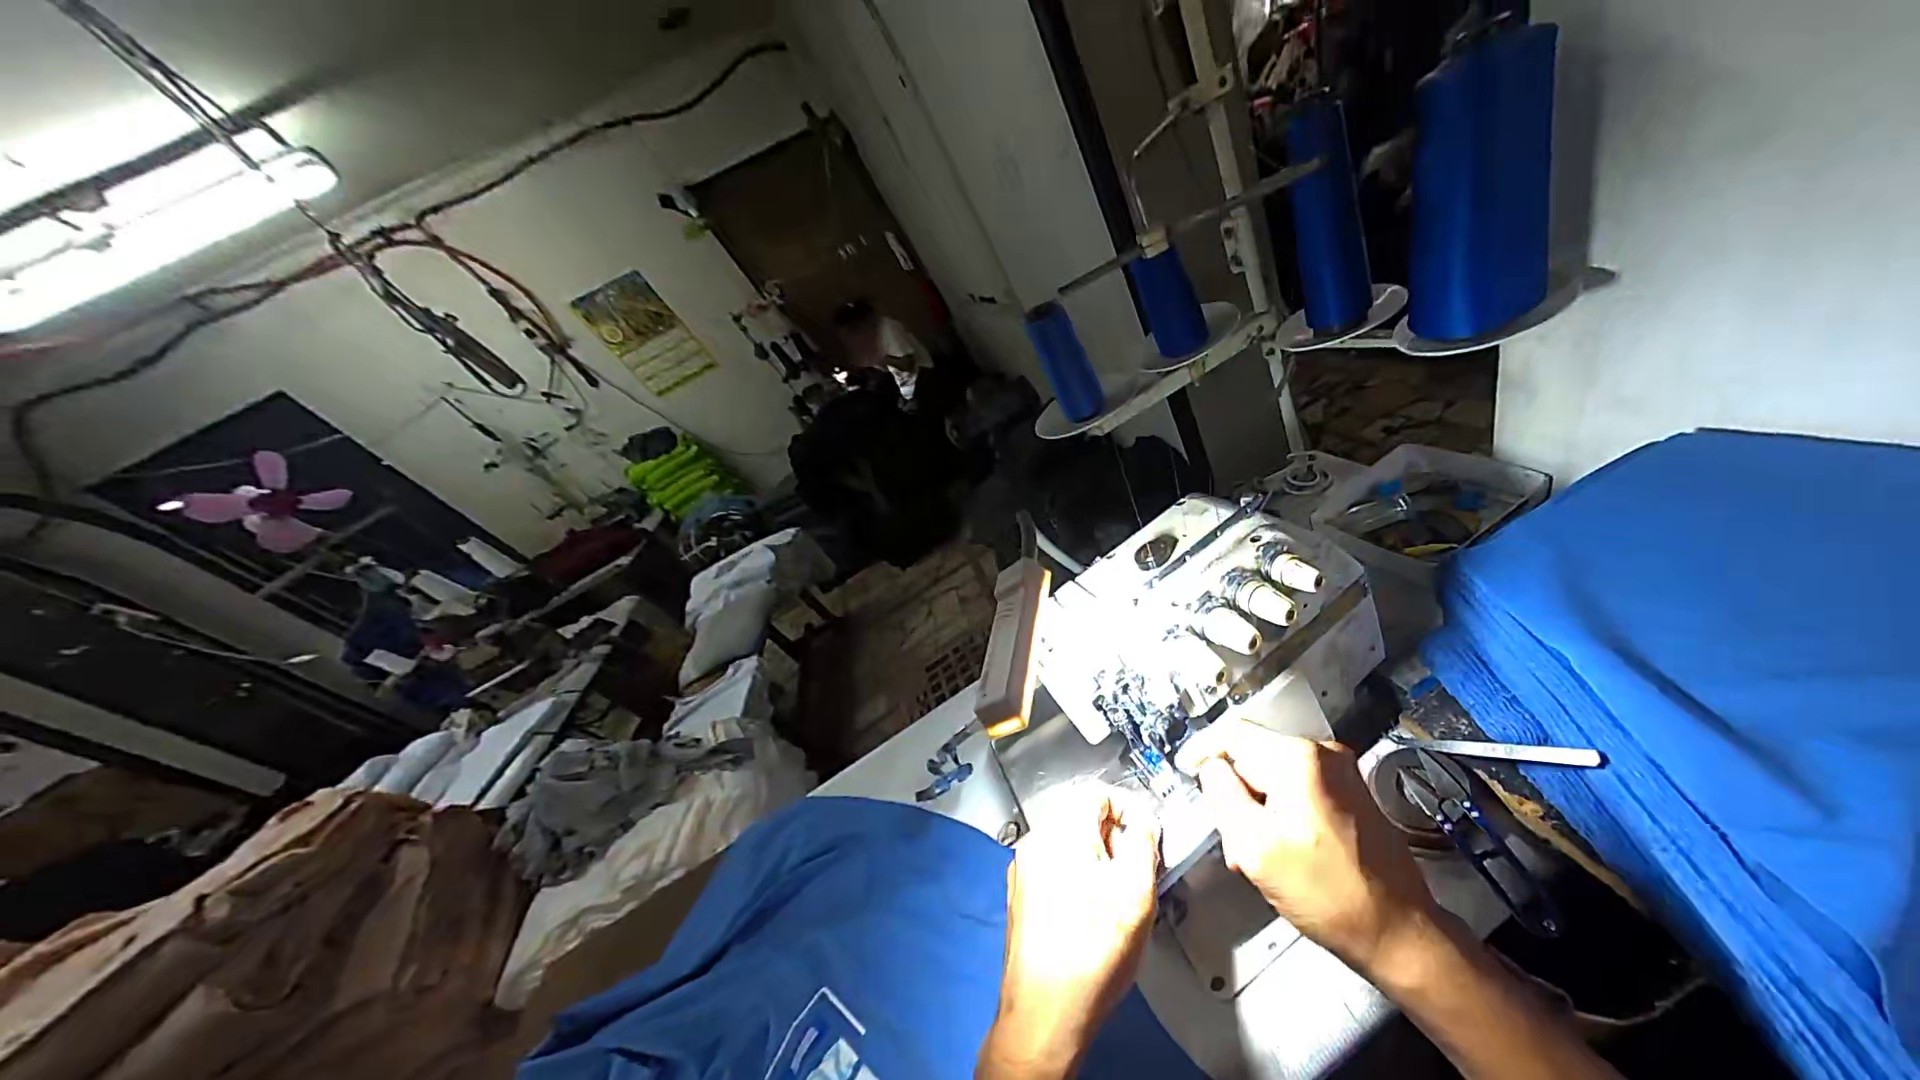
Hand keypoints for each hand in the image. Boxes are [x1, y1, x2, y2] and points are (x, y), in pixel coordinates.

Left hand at [977, 787, 1160, 1079]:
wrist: (1046, 1009)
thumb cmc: (1091, 953)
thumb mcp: (1137, 890)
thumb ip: (1144, 842)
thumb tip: (1143, 821)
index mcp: (1062, 829)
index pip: (1097, 792)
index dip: (1128, 807)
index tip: (1146, 832)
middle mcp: (1036, 840)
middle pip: (1080, 815)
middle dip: (1112, 835)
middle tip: (1137, 867)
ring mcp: (1024, 868)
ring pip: (1067, 843)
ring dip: (1095, 857)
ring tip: (1117, 895)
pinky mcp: (1021, 894)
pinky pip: (1053, 867)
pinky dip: (1075, 876)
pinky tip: (1092, 913)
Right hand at [1175, 719, 1441, 980]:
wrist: (1398, 934)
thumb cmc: (1327, 893)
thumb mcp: (1252, 844)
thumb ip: (1220, 795)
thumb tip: (1210, 768)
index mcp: (1298, 757)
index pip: (1230, 735)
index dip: (1202, 753)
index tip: (1185, 771)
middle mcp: (1323, 753)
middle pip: (1251, 756)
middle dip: (1233, 790)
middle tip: (1228, 833)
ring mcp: (1340, 772)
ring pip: (1271, 774)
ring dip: (1254, 805)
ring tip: (1254, 851)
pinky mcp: (1349, 793)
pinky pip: (1295, 788)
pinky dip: (1278, 811)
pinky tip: (1279, 849)